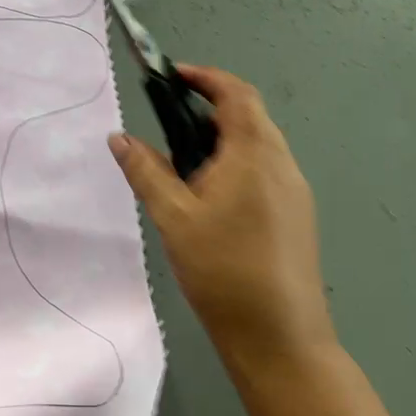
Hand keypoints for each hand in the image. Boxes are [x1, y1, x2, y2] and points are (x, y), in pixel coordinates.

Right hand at [109, 65, 334, 369]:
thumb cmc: (223, 269)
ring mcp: (294, 192)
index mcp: (254, 154)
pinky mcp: (296, 216)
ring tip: (182, 162)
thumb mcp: (173, 216)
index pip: (236, 93)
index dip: (205, 77)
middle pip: (249, 115)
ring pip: (258, 144)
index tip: (171, 76)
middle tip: (167, 121)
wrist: (281, 340)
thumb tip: (119, 137)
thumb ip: (146, 170)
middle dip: (208, 107)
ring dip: (222, 137)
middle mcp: (281, 164)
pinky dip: (236, 162)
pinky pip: (265, 169)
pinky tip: (210, 196)